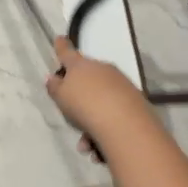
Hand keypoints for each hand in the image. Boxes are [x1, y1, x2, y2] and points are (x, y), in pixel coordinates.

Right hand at [44, 37, 155, 153]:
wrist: (122, 121)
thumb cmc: (84, 105)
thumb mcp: (61, 96)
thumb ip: (55, 87)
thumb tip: (53, 78)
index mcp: (82, 66)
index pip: (68, 53)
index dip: (61, 47)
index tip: (59, 38)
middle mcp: (102, 70)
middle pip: (86, 81)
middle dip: (79, 100)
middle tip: (72, 117)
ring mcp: (120, 84)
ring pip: (99, 103)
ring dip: (90, 123)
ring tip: (86, 145)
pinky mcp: (134, 101)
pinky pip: (111, 114)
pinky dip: (102, 129)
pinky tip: (98, 148)